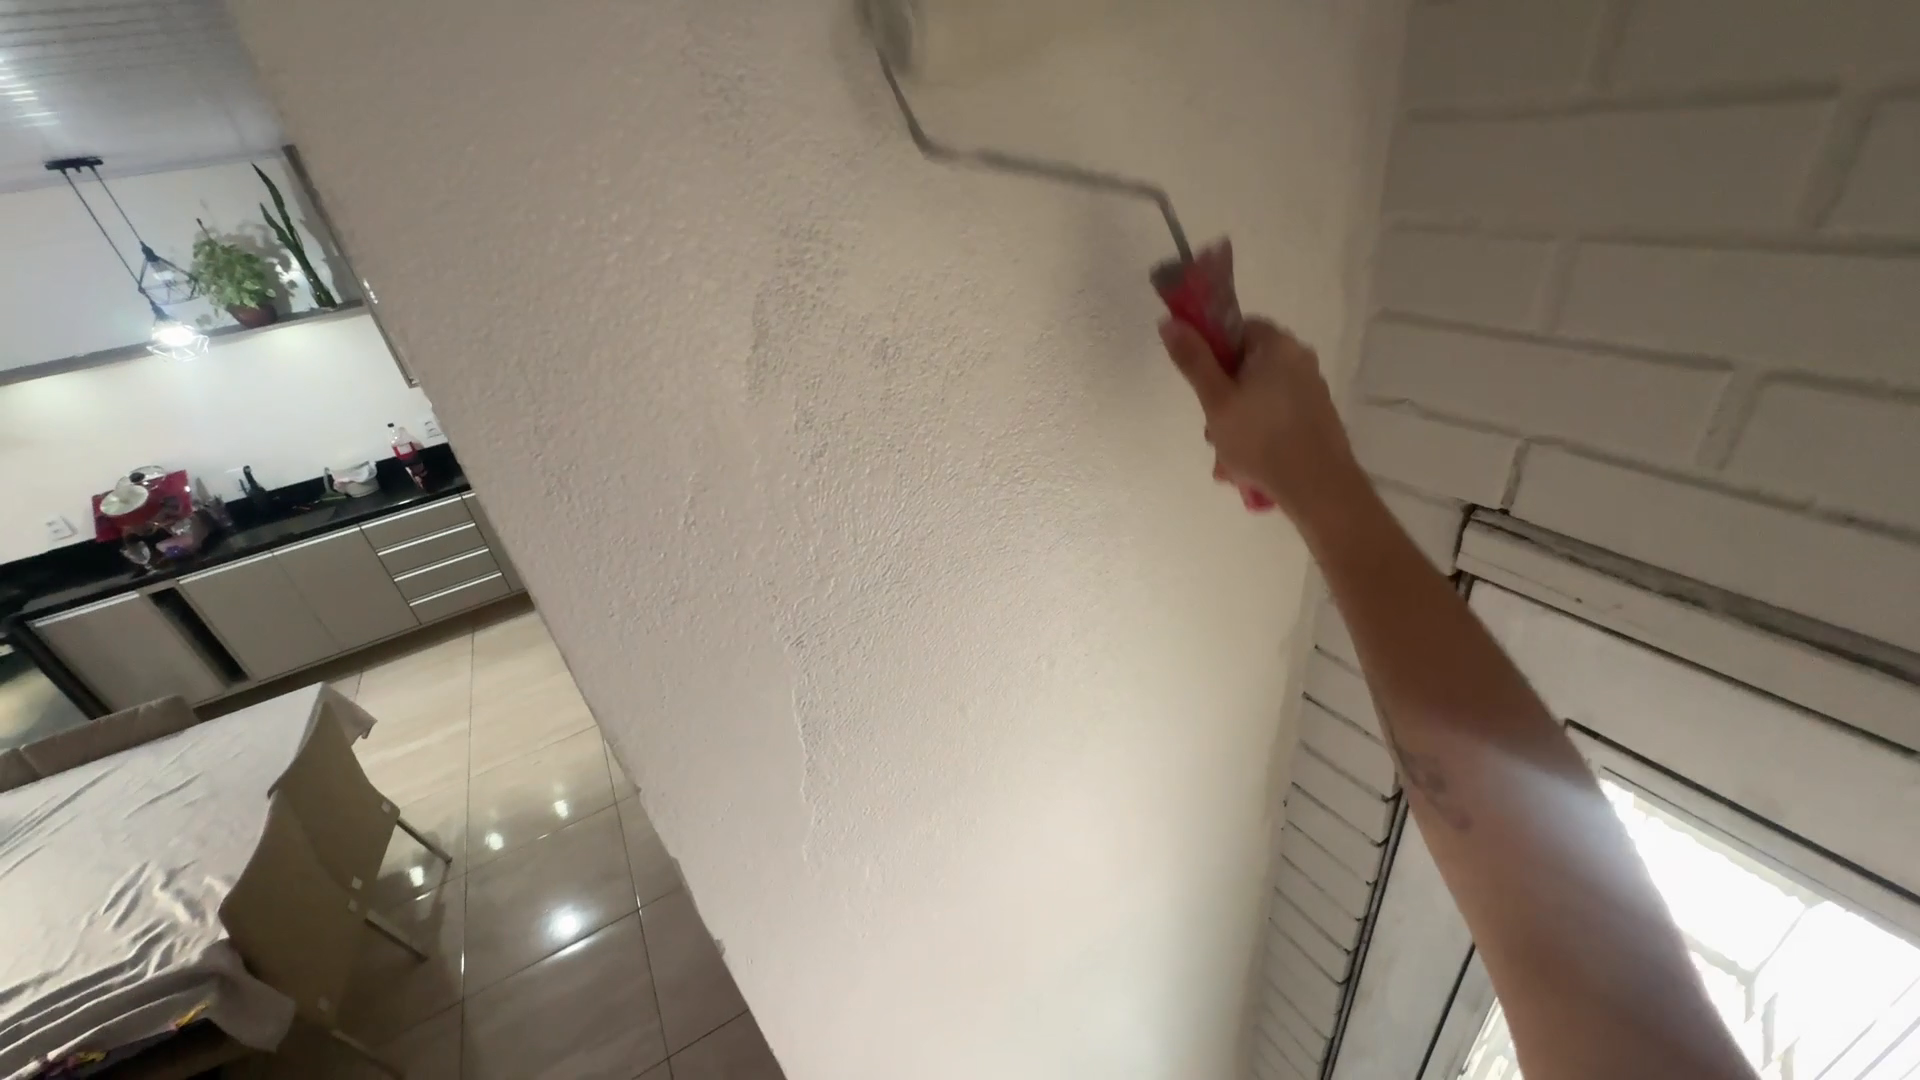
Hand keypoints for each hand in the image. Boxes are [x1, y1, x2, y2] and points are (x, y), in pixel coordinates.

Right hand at [1158, 316, 1365, 522]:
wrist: (1316, 485)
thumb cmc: (1260, 438)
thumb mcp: (1215, 401)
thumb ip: (1193, 360)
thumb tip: (1169, 322)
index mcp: (1277, 346)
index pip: (1238, 329)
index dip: (1213, 352)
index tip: (1201, 384)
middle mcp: (1299, 360)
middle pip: (1246, 367)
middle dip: (1221, 398)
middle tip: (1211, 428)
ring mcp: (1310, 390)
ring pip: (1257, 397)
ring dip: (1235, 422)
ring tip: (1226, 458)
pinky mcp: (1315, 417)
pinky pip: (1274, 416)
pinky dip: (1256, 434)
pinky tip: (1246, 465)